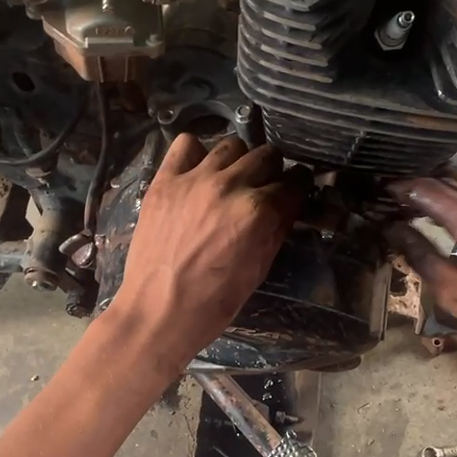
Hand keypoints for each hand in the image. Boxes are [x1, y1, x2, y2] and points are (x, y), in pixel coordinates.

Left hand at [108, 134, 297, 371]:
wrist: (158, 312)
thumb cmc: (213, 303)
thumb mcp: (258, 270)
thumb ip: (275, 231)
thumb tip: (287, 207)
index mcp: (258, 212)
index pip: (293, 183)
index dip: (298, 188)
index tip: (295, 191)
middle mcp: (230, 186)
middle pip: (266, 156)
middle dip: (273, 170)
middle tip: (265, 187)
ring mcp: (194, 179)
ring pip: (231, 145)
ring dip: (239, 160)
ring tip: (232, 178)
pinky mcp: (165, 181)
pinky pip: (186, 145)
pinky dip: (197, 153)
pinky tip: (197, 171)